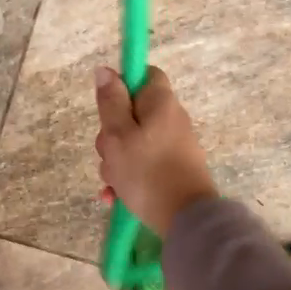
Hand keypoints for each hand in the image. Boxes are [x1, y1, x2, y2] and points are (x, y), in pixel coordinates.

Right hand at [93, 66, 218, 233]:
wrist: (185, 219)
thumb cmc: (147, 172)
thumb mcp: (118, 135)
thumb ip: (110, 102)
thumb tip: (104, 70)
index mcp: (161, 103)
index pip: (144, 75)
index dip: (122, 86)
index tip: (107, 106)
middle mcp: (171, 119)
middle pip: (132, 113)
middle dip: (111, 135)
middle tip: (108, 153)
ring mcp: (174, 146)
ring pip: (133, 144)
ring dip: (116, 162)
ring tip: (113, 183)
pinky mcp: (174, 169)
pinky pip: (143, 165)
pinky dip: (128, 178)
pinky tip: (115, 197)